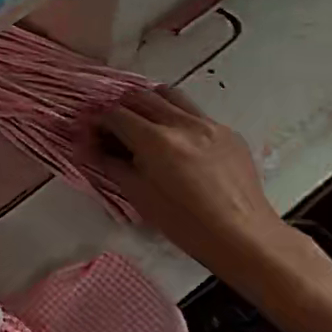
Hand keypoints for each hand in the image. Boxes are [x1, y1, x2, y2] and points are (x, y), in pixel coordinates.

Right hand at [94, 88, 291, 267]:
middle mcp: (182, 123)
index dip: (97, 121)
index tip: (90, 133)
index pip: (116, 115)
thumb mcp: (139, 196)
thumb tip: (89, 148)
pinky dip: (176, 118)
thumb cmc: (185, 224)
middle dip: (120, 108)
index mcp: (156, 141)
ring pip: (170, 95)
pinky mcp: (228, 131)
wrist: (242, 236)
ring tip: (143, 124)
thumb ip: (112, 165)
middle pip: (140, 97)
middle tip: (112, 129)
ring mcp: (209, 123)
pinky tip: (176, 143)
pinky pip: (194, 112)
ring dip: (149, 103)